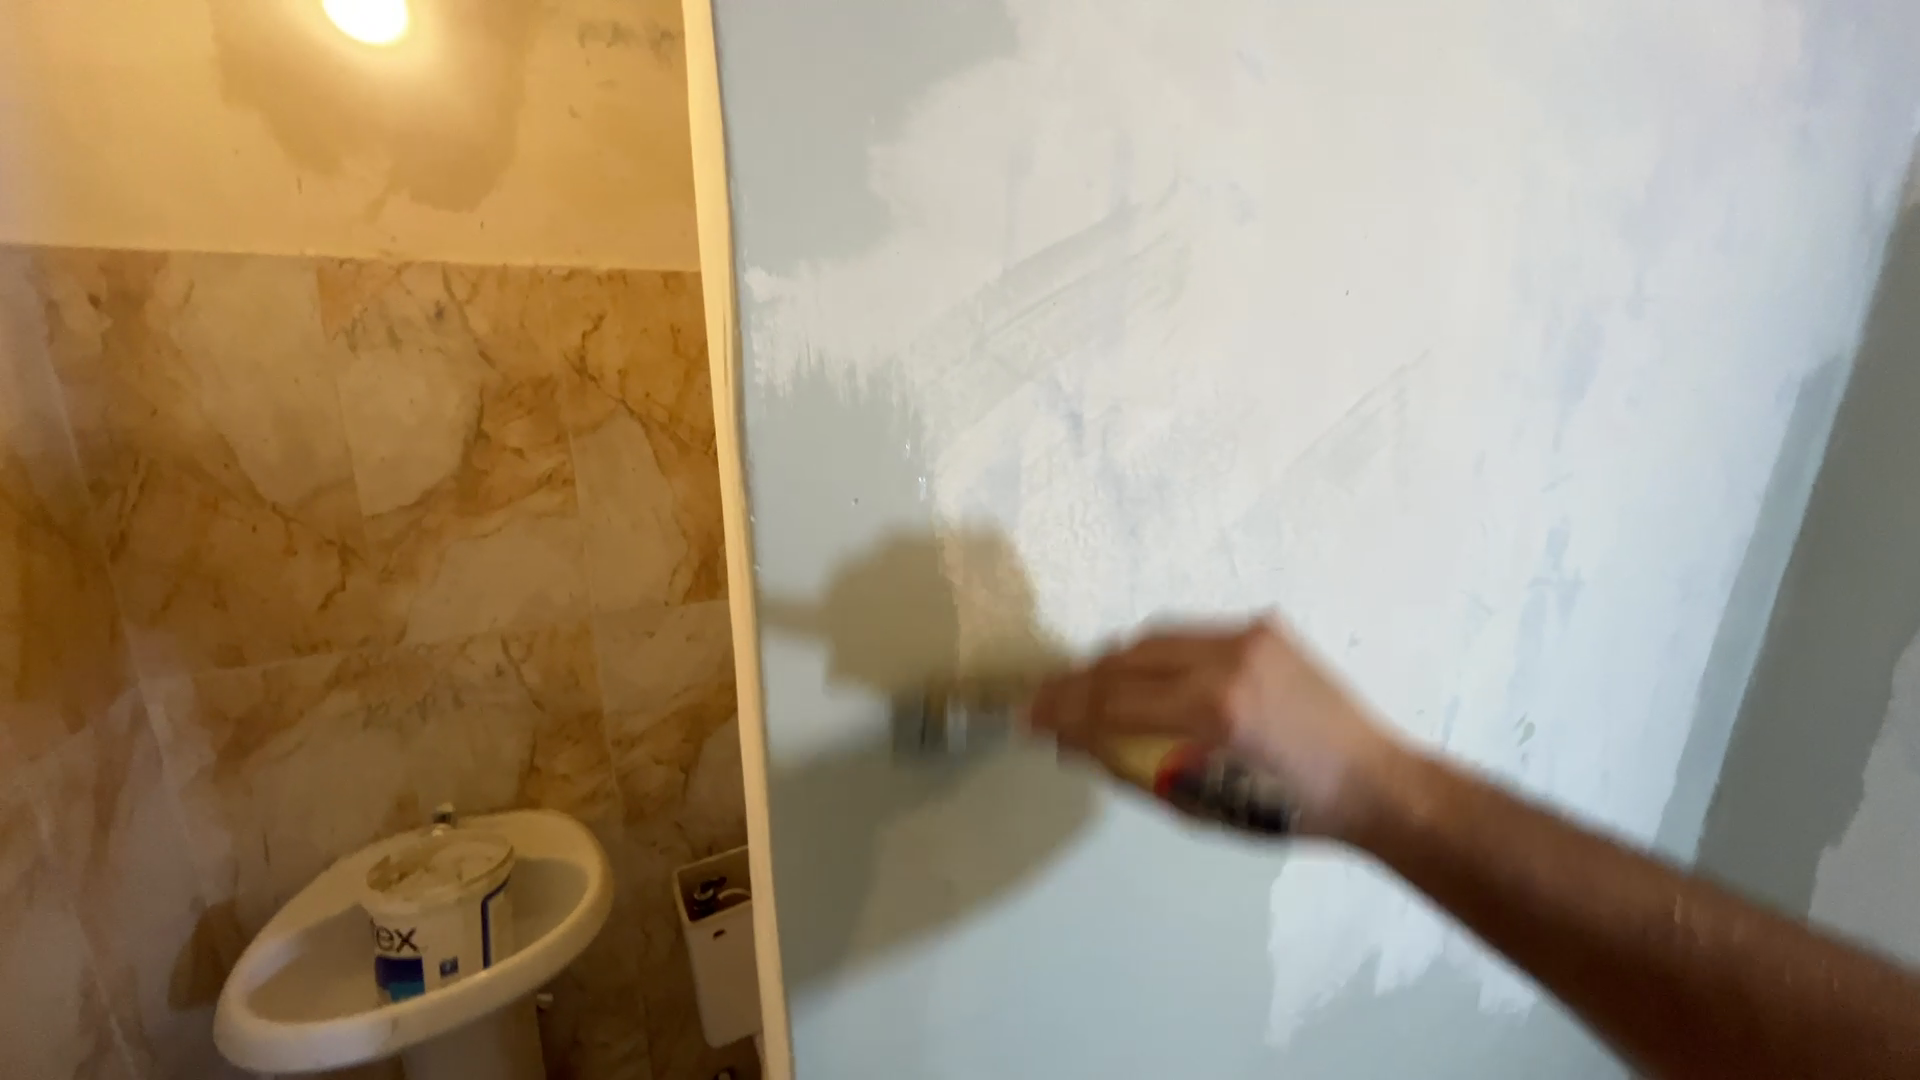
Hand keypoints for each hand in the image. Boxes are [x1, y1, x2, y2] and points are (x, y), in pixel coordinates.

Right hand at [1025, 618, 1398, 834]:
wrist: (1375, 781)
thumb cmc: (1287, 811)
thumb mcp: (1200, 804)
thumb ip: (1129, 764)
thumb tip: (1071, 740)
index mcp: (1216, 712)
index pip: (1113, 702)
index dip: (1062, 709)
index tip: (1028, 716)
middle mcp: (1228, 659)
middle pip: (1124, 659)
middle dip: (1077, 681)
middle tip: (1045, 700)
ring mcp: (1246, 635)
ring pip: (1150, 637)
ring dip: (1112, 663)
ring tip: (1087, 687)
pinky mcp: (1260, 626)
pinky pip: (1185, 634)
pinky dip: (1154, 654)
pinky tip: (1144, 675)